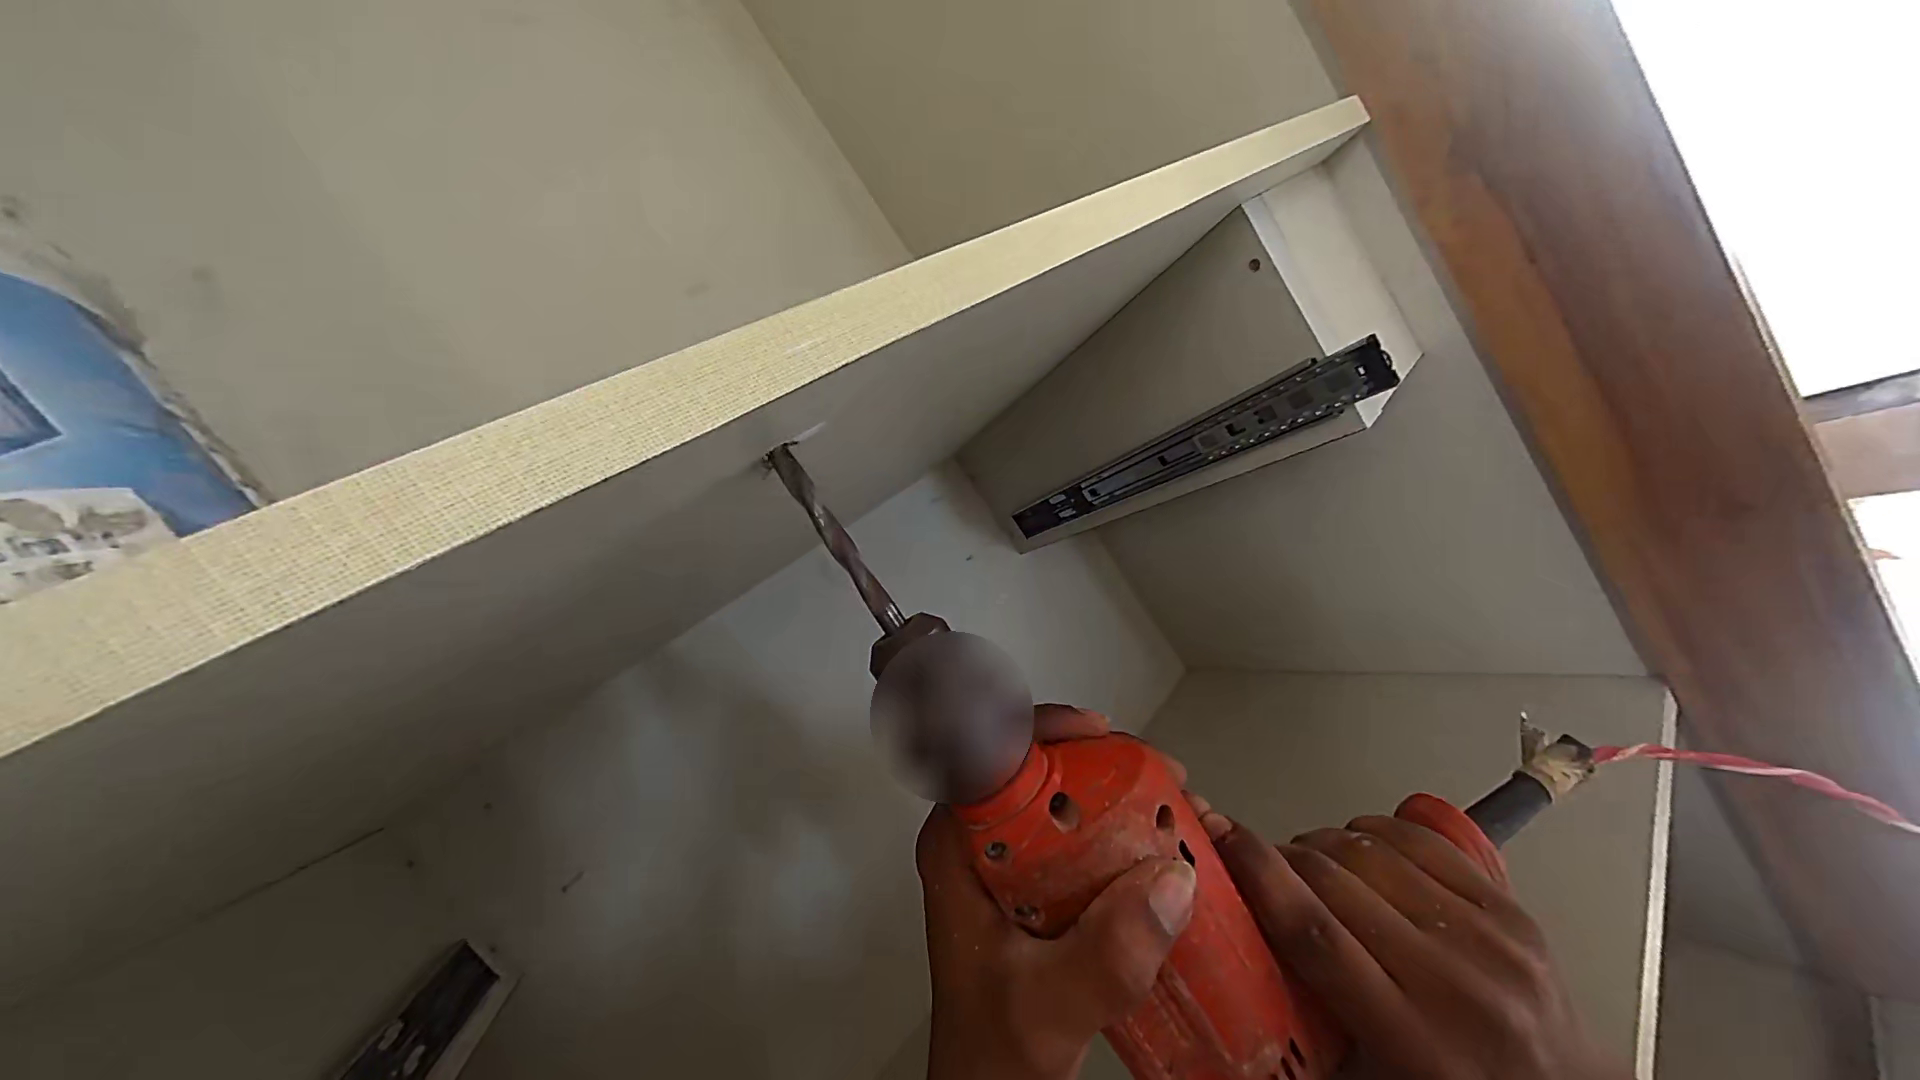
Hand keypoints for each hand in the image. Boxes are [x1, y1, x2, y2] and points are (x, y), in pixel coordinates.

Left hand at [918, 705, 1197, 1079]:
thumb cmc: (992, 1050)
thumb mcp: (1047, 1008)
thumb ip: (1103, 957)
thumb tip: (1170, 884)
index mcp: (957, 845)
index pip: (987, 753)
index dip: (1042, 728)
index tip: (1098, 732)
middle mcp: (982, 837)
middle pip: (1036, 763)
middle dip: (1101, 757)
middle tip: (1158, 772)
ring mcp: (1011, 854)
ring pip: (1063, 792)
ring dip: (1118, 786)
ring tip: (1170, 801)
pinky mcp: (1039, 876)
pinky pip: (1082, 829)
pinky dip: (1123, 823)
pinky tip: (1161, 839)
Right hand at [1195, 805, 1628, 1079]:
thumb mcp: (1358, 1078)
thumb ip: (1295, 1014)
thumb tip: (1225, 940)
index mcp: (1416, 1040)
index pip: (1315, 932)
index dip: (1256, 873)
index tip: (1220, 836)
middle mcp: (1460, 984)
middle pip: (1334, 878)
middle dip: (1280, 856)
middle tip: (1258, 865)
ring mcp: (1493, 939)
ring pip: (1369, 847)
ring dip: (1321, 844)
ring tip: (1310, 866)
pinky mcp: (1513, 907)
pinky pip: (1416, 838)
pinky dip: (1370, 832)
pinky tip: (1358, 852)